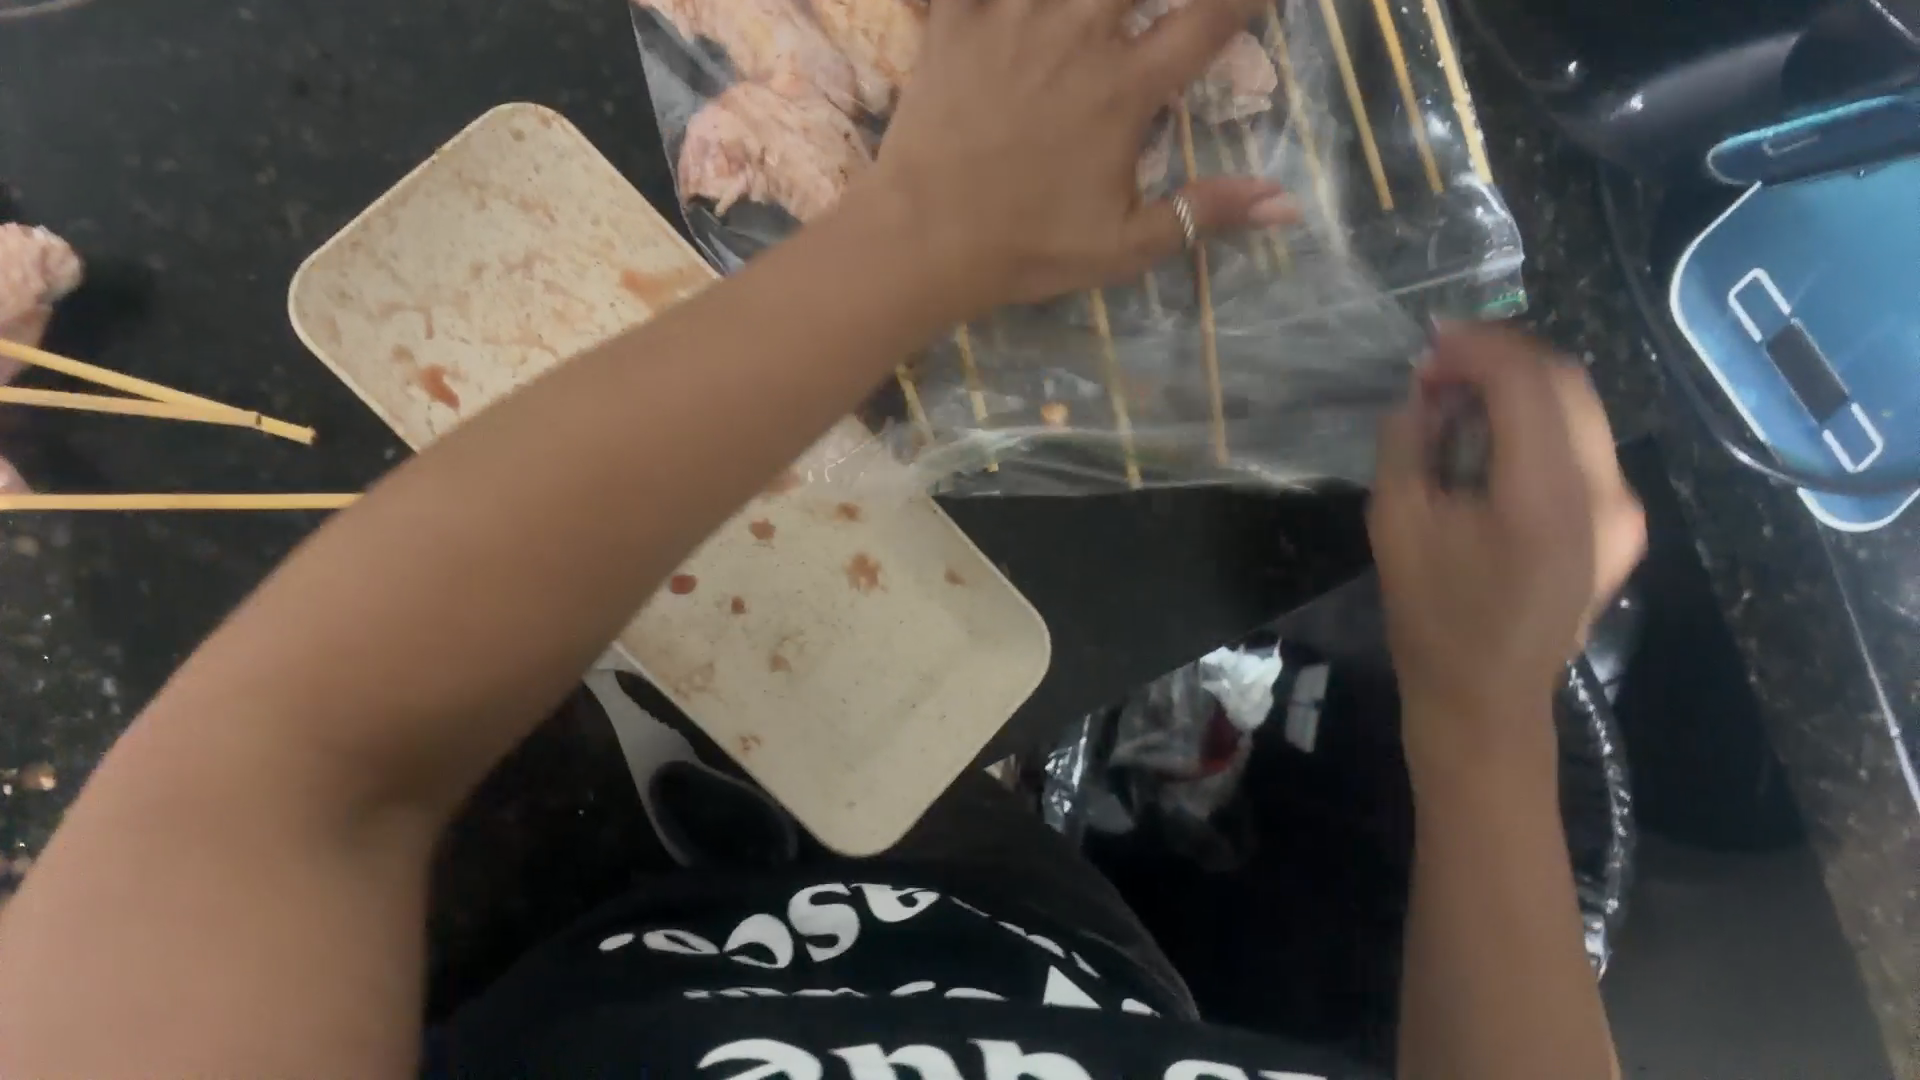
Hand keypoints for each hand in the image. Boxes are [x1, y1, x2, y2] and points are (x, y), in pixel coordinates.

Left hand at [866, 0, 1294, 313]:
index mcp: (1125, 89)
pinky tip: (988, 1)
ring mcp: (1013, 18)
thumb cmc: (1027, 250)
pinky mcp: (955, 20)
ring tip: (1085, 3)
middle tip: (1144, 10)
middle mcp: (1078, 34)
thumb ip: (1202, 214)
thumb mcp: (1122, 248)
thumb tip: (1288, 202)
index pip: (1207, 19)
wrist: (927, 242)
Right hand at [1369, 324, 1645, 770]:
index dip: (1479, 348)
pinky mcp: (1617, 523)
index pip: (1529, 382)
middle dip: (1500, 358)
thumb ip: (1407, 447)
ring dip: (1518, 388)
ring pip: (1579, 410)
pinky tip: (1488, 438)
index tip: (1429, 342)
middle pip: (1566, 384)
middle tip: (1437, 366)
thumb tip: (1421, 396)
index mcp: (1546, 495)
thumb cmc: (1430, 616)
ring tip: (1455, 397)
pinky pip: (1580, 446)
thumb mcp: (1395, 526)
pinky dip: (1534, 423)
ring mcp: (1622, 508)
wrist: (1485, 695)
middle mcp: (1605, 491)